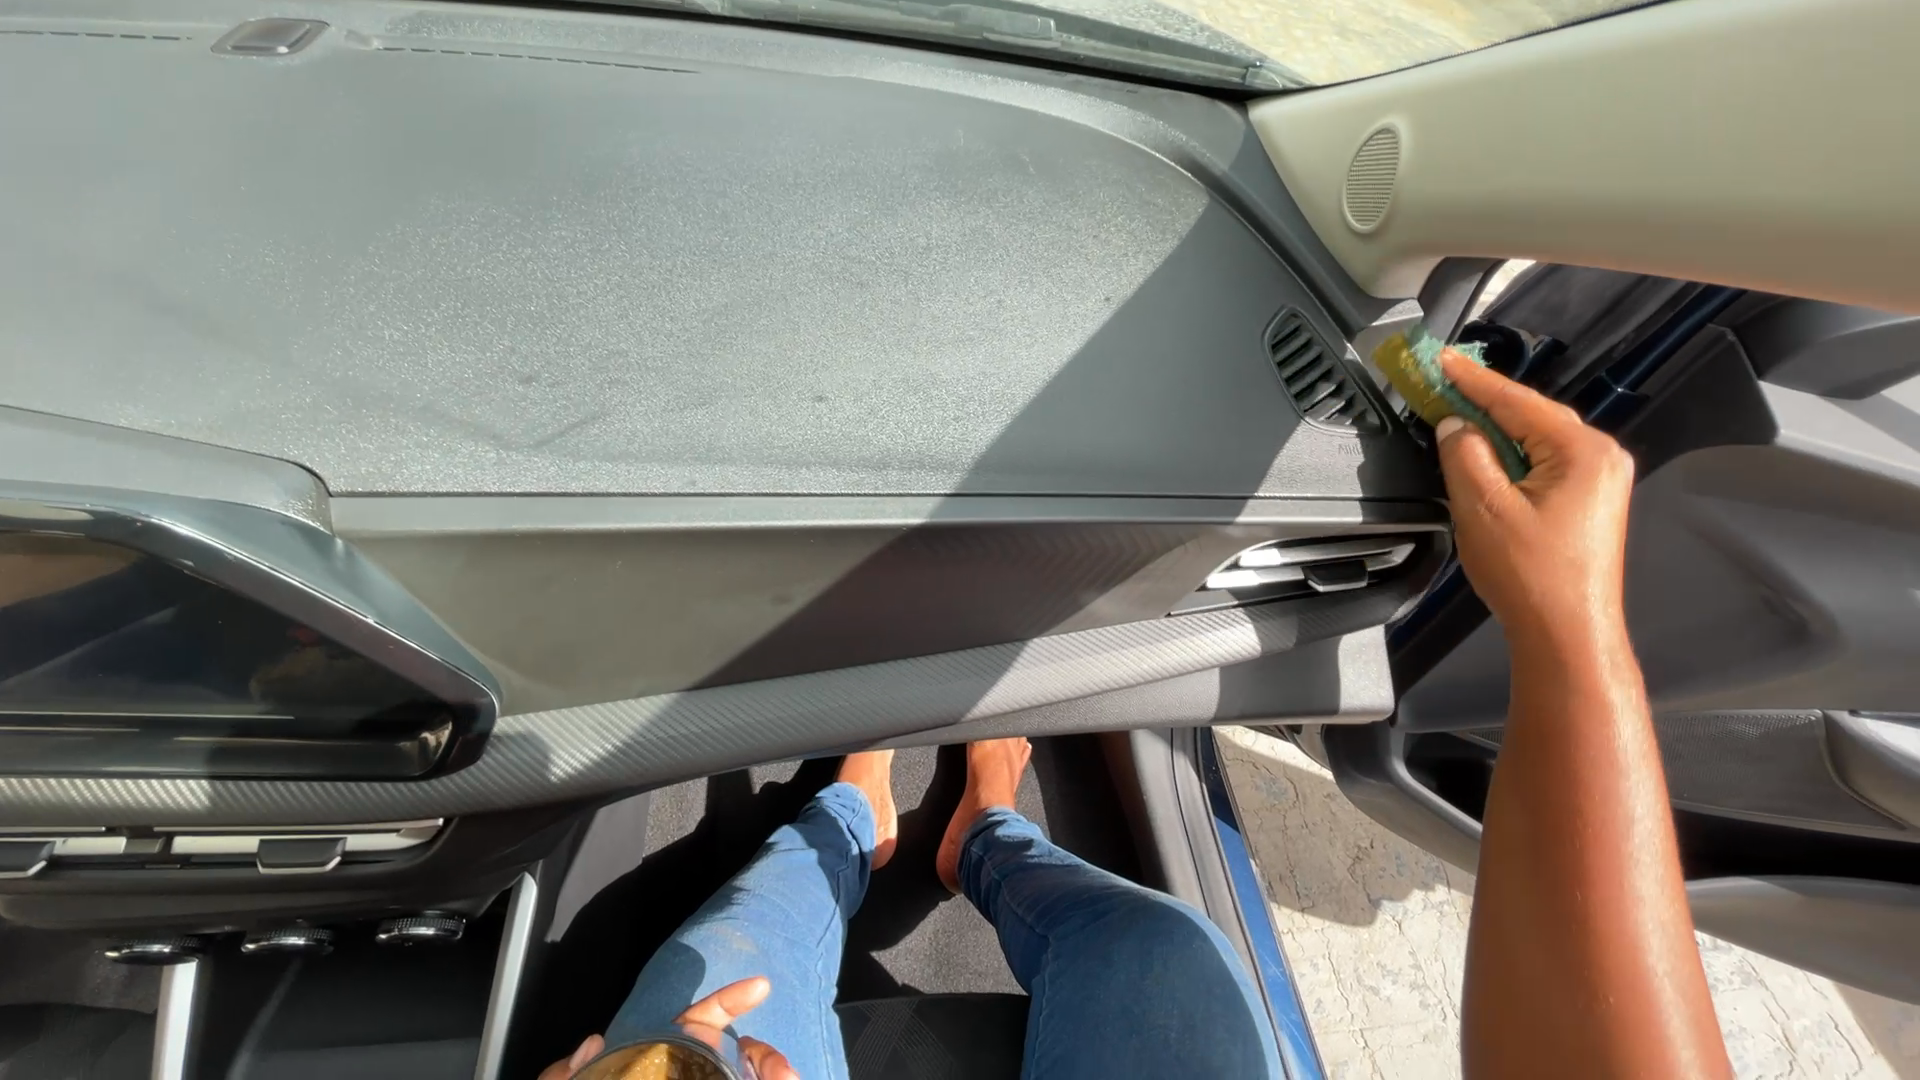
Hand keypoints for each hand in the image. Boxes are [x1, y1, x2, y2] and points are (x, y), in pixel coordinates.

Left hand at [535, 977, 798, 1079]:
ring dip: (773, 1077)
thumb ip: (566, 1078)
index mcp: (663, 1061)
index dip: (732, 1000)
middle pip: (741, 1056)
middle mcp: (693, 1077)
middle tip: (785, 1074)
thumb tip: (595, 1042)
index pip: (702, 1021)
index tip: (762, 988)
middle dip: (768, 1057)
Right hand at [1433, 350, 1634, 647]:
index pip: (1516, 400)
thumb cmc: (1529, 573)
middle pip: (1529, 414)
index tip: (1439, 357)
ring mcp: (1597, 479)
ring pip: (1534, 438)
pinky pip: (1539, 460)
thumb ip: (1465, 456)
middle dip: (1481, 399)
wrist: (1566, 630)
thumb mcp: (1483, 508)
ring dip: (1491, 427)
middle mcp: (1599, 456)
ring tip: (1451, 412)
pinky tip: (1480, 452)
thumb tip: (1453, 425)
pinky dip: (1506, 452)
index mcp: (1582, 451)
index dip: (1472, 378)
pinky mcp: (1584, 500)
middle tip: (1438, 381)